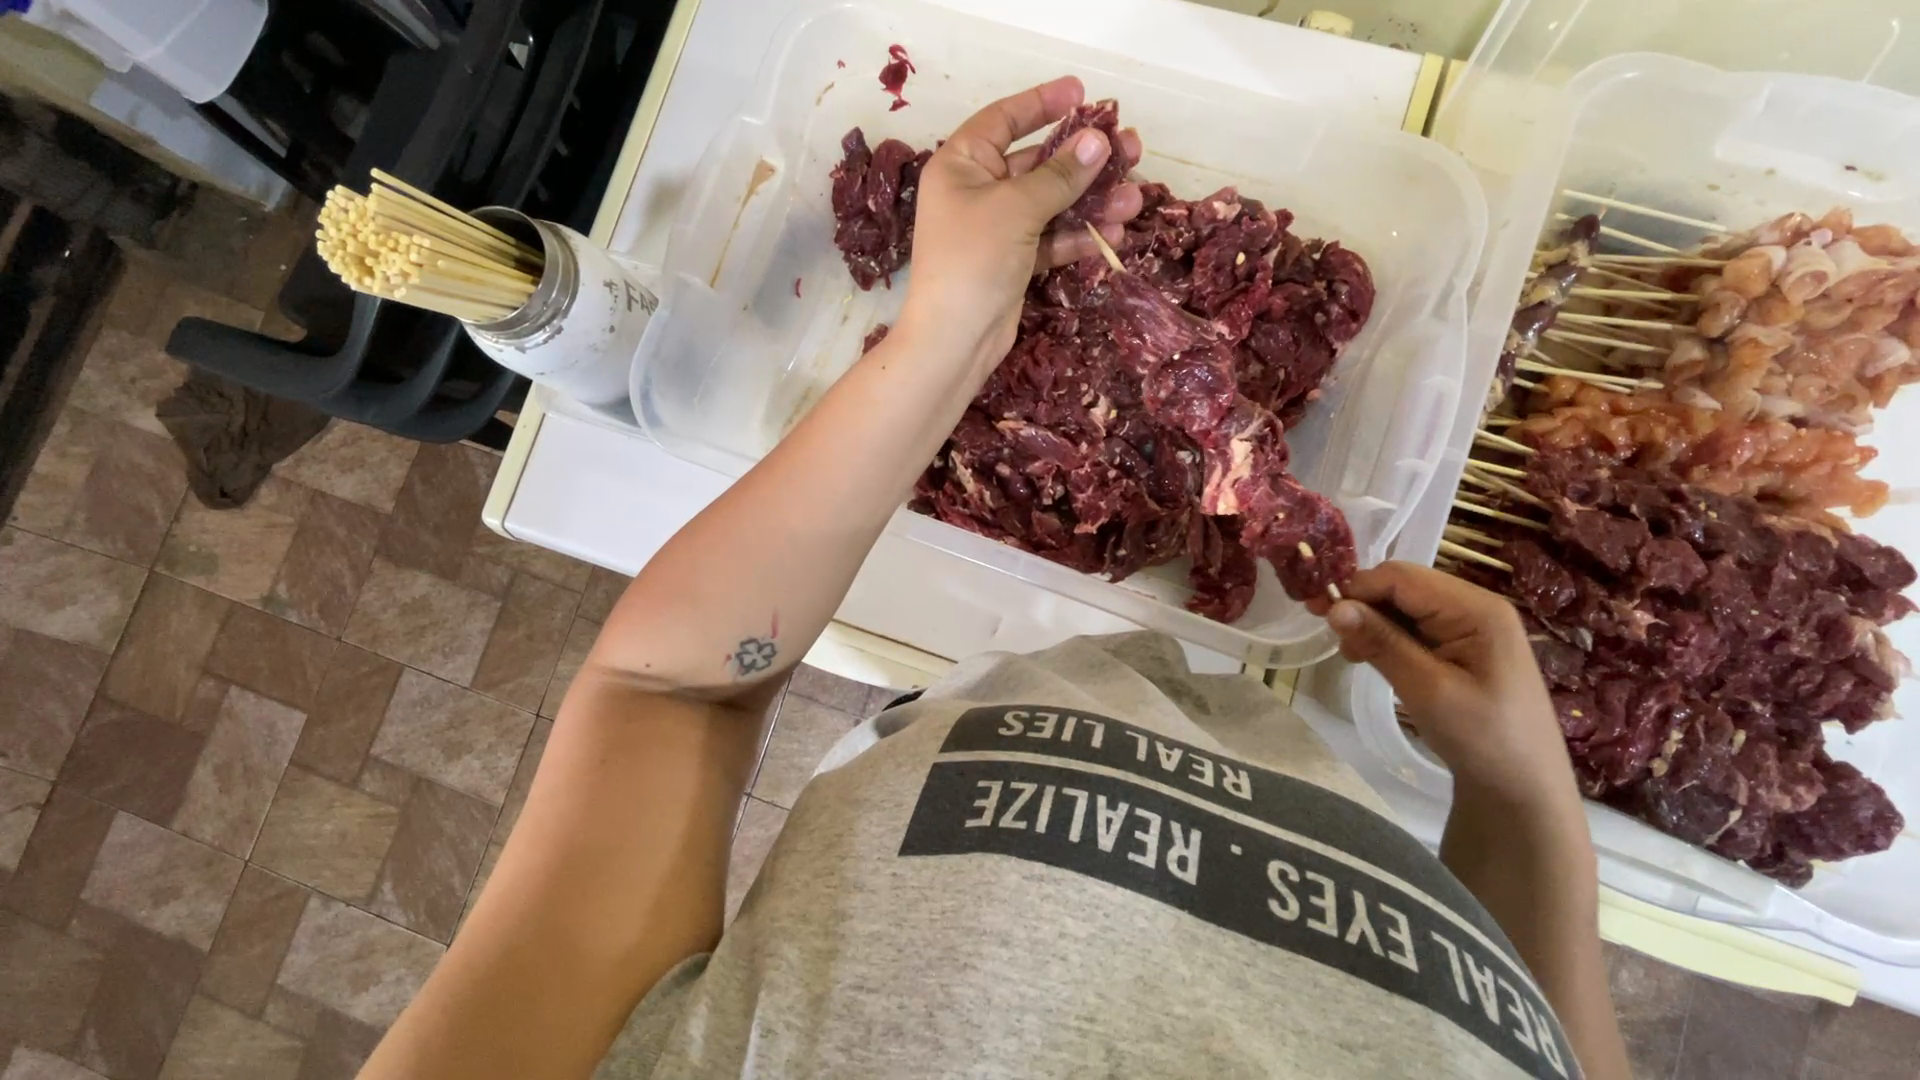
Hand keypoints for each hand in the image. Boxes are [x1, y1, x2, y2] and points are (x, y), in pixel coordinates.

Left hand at [896, 75, 1143, 379]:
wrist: (955, 340)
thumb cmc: (973, 261)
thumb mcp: (1017, 209)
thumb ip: (1060, 175)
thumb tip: (1097, 140)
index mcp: (961, 165)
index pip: (1004, 120)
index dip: (1043, 103)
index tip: (1082, 92)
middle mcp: (977, 191)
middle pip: (1038, 163)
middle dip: (1084, 160)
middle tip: (1131, 149)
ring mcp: (996, 229)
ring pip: (1052, 204)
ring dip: (1092, 201)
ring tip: (1134, 198)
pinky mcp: (1013, 262)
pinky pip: (1051, 239)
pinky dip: (1079, 237)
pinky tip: (1114, 233)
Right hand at [1311, 562, 1581, 813]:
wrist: (1523, 788)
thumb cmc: (1482, 737)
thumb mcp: (1427, 689)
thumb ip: (1381, 643)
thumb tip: (1334, 607)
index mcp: (1476, 609)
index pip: (1401, 577)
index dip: (1357, 588)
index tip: (1318, 613)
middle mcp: (1474, 607)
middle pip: (1401, 586)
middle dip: (1361, 603)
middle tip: (1327, 632)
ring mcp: (1469, 626)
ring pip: (1403, 605)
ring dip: (1370, 621)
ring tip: (1350, 653)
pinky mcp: (1461, 646)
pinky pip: (1413, 626)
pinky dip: (1385, 635)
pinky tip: (1370, 657)